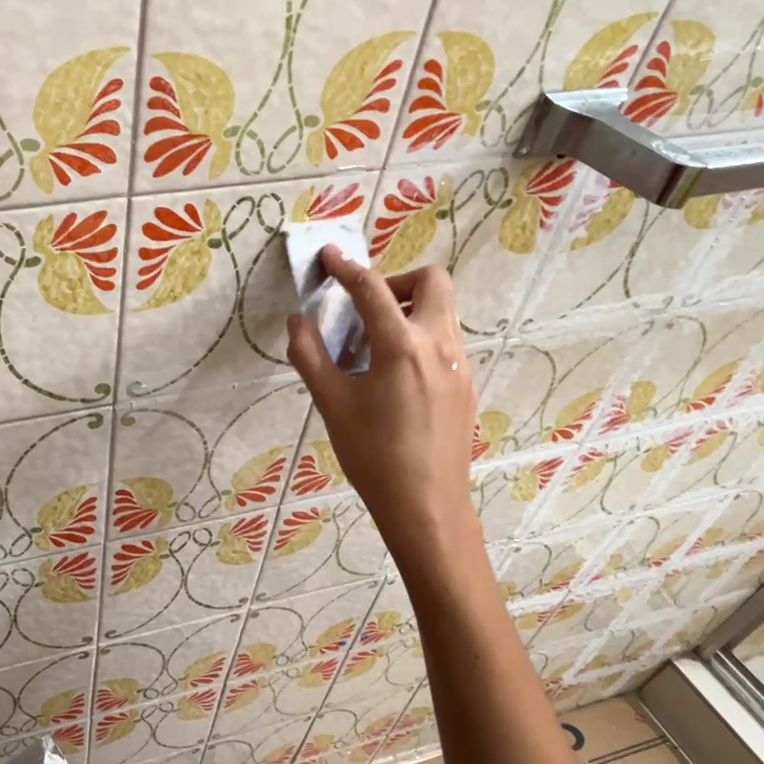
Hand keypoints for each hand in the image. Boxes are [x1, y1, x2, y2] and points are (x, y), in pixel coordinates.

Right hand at [286, 248, 478, 549]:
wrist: (426, 506)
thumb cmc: (373, 456)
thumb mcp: (331, 404)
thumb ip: (310, 355)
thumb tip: (298, 320)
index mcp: (401, 346)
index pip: (372, 289)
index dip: (345, 268)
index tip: (328, 258)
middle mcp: (439, 345)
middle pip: (431, 281)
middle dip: (395, 280)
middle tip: (364, 307)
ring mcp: (459, 364)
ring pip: (442, 310)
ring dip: (407, 309)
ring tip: (373, 346)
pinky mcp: (465, 384)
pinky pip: (445, 339)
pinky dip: (419, 336)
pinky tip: (392, 375)